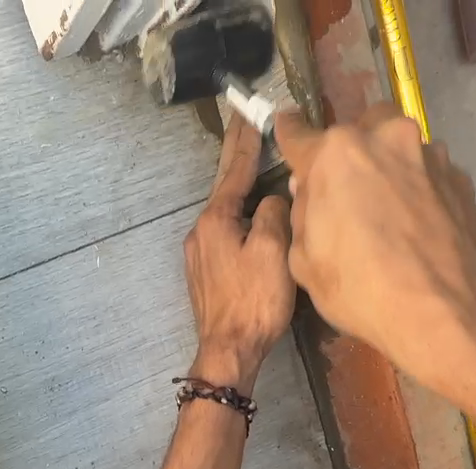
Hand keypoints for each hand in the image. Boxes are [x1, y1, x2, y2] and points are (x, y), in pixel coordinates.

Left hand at [183, 117, 294, 391]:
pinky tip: (253, 216)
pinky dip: (241, 218)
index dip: (246, 138)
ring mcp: (200, 255)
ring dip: (244, 190)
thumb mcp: (274, 250)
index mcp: (216, 220)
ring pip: (227, 212)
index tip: (249, 109)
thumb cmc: (254, 301)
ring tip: (259, 168)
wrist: (229, 351)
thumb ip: (275, 212)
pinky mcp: (206, 275)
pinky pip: (227, 234)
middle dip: (240, 157)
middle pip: (226, 187)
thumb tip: (273, 200)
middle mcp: (201, 232)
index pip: (234, 168)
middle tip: (248, 124)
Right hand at [274, 106, 475, 397]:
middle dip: (346, 153)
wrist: (440, 309)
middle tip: (341, 192)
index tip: (283, 130)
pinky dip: (413, 192)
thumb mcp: (303, 261)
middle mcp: (385, 138)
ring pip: (396, 150)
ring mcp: (429, 154)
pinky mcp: (459, 177)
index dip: (287, 136)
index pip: (299, 135)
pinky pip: (424, 175)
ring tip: (382, 217)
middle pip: (358, 130)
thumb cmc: (357, 288)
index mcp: (336, 154)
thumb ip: (302, 215)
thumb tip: (309, 192)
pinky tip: (410, 230)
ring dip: (384, 172)